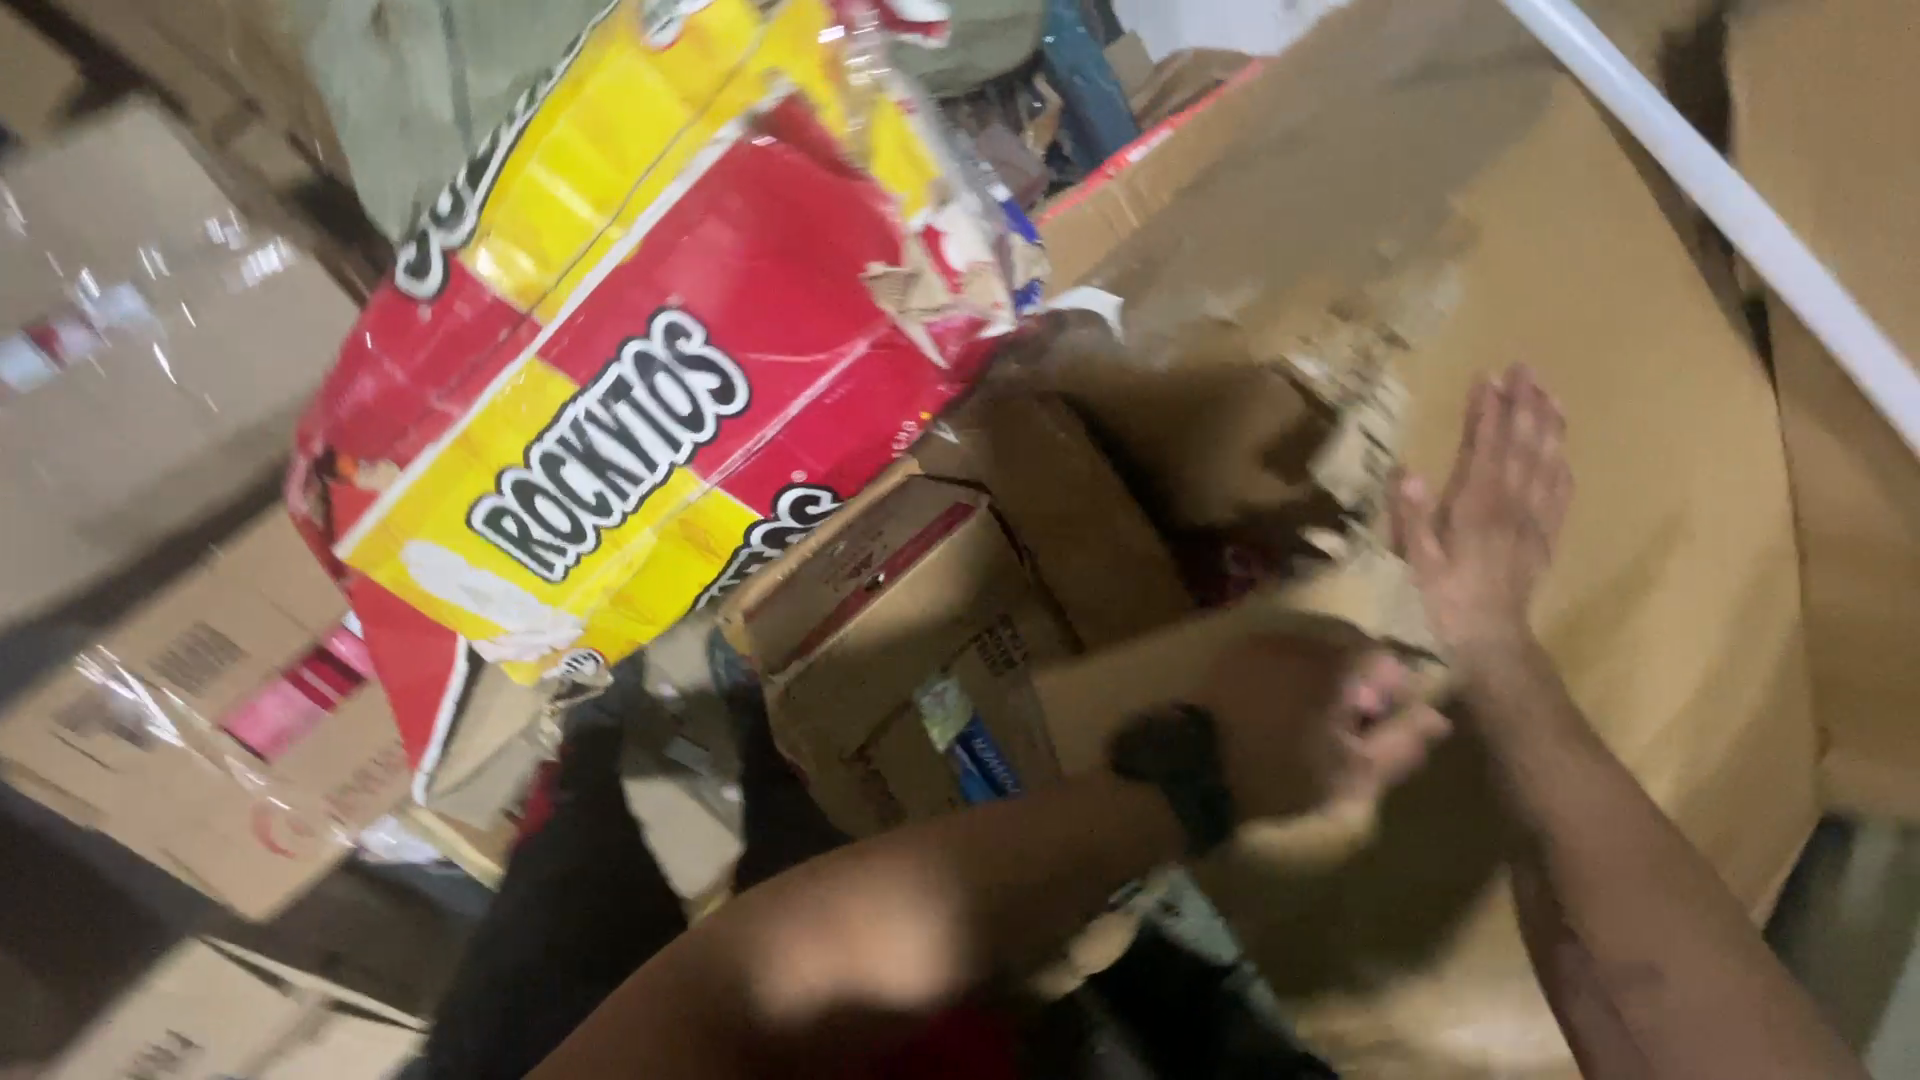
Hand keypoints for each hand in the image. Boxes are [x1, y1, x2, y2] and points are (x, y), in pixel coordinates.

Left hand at [1202, 631, 1450, 821]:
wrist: (1196, 768)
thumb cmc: (1282, 773)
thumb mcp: (1354, 773)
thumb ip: (1401, 742)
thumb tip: (1436, 718)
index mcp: (1334, 664)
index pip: (1385, 659)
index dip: (1391, 694)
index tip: (1374, 728)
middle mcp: (1298, 640)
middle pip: (1347, 651)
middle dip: (1356, 685)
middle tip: (1342, 729)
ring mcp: (1259, 644)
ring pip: (1310, 653)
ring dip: (1320, 680)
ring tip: (1307, 724)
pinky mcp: (1231, 656)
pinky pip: (1275, 658)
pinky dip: (1287, 678)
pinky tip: (1275, 713)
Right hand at [1390, 364, 1572, 677]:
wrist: (1491, 638)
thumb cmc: (1445, 598)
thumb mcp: (1417, 560)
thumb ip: (1412, 517)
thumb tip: (1408, 471)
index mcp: (1476, 507)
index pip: (1486, 448)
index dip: (1488, 412)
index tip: (1488, 378)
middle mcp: (1511, 505)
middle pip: (1523, 445)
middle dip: (1524, 404)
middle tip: (1525, 369)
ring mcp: (1534, 520)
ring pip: (1547, 461)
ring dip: (1549, 424)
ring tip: (1548, 393)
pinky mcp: (1545, 536)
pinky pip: (1560, 491)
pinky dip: (1561, 462)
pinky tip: (1561, 448)